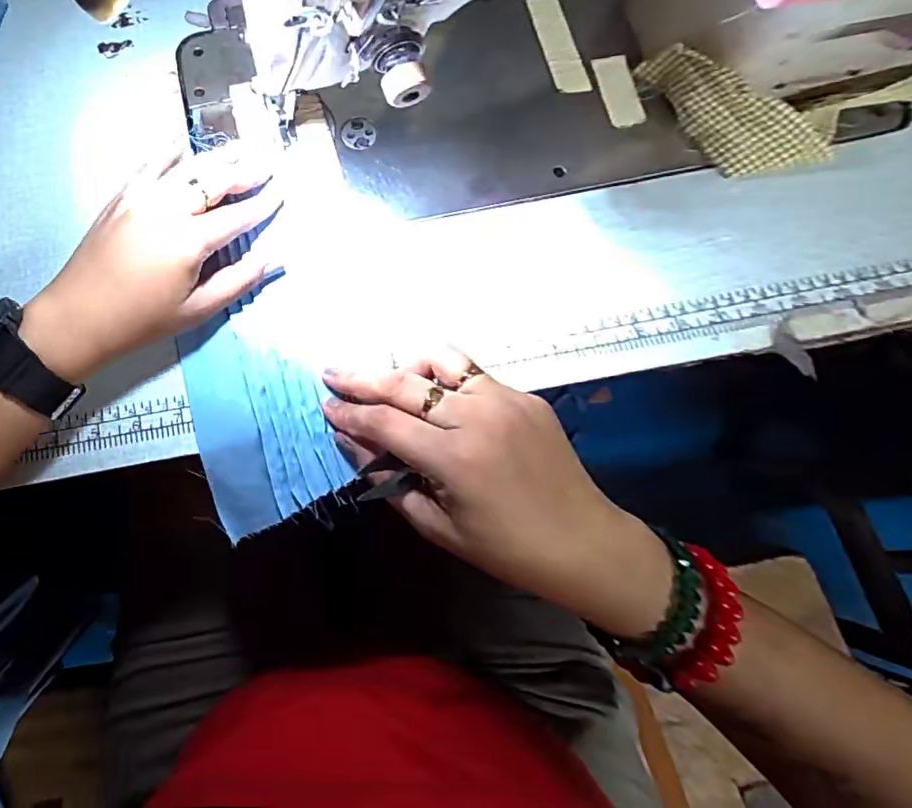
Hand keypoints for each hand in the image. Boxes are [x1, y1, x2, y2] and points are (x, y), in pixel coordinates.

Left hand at [22, 145, 282, 382]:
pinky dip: (170, 153)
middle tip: (268, 162)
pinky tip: (184, 144)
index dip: (262, 204)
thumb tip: (272, 258)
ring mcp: (140, 199)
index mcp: (188, 241)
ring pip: (185, 168)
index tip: (281, 192)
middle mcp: (165, 210)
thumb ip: (239, 280)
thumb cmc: (141, 320)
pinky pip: (150, 167)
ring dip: (216, 158)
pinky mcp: (121, 198)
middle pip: (213, 181)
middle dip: (244, 171)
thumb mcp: (198, 310)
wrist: (77, 318)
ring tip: (240, 149)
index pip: (236, 216)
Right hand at [322, 348, 672, 636]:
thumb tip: (358, 446)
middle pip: (405, 384)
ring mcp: (504, 398)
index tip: (326, 406)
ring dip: (407, 368)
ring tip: (388, 381)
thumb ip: (392, 483)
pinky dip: (446, 378)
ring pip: (441, 363)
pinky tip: (435, 393)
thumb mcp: (439, 527)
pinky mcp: (524, 395)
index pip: (386, 423)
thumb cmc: (507, 549)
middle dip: (363, 379)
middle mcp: (477, 416)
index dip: (350, 414)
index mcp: (454, 457)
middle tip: (333, 373)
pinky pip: (473, 374)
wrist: (584, 541)